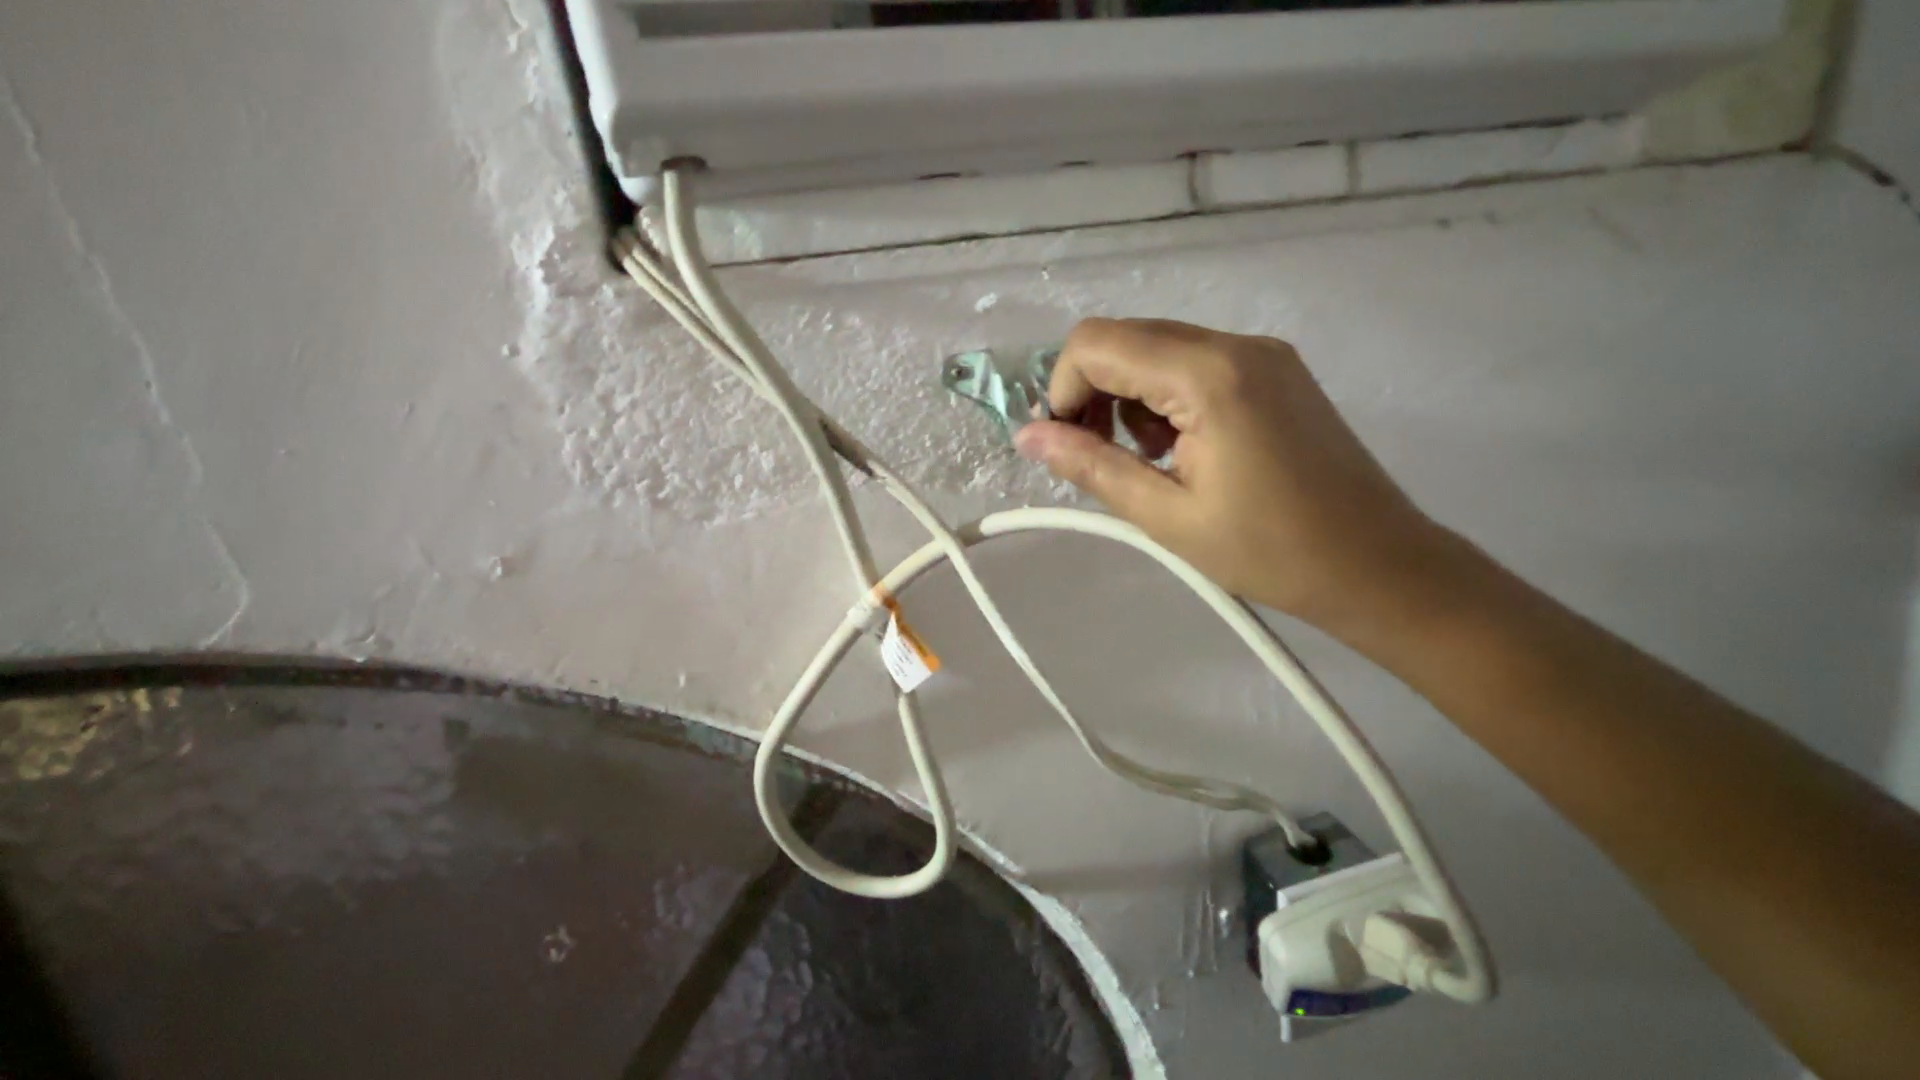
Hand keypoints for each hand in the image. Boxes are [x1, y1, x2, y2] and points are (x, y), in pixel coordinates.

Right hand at [1015, 317, 1467, 640]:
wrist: (1376, 563)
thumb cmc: (1269, 551)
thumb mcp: (1165, 516)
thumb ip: (1091, 466)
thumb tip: (1027, 436)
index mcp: (1208, 375)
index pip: (1097, 343)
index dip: (1064, 390)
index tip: (1069, 446)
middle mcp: (1236, 343)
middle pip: (1127, 337)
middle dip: (1095, 392)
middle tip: (1101, 458)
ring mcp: (1262, 352)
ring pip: (1159, 348)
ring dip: (1132, 396)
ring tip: (1151, 461)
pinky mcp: (1277, 368)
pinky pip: (1196, 362)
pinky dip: (1168, 395)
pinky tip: (1186, 448)